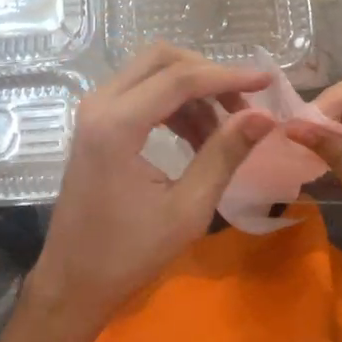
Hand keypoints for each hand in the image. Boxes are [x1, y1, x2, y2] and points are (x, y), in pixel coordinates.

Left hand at [0, 46, 276, 341]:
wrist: (73, 281)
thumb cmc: (129, 254)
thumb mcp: (187, 209)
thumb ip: (224, 155)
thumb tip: (264, 116)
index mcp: (117, 123)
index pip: (180, 78)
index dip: (227, 75)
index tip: (268, 80)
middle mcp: (100, 102)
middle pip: (162, 59)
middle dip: (208, 75)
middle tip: (243, 105)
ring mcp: (95, 108)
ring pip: (152, 71)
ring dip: (193, 91)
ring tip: (225, 131)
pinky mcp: (97, 120)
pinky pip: (141, 91)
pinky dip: (174, 104)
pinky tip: (199, 138)